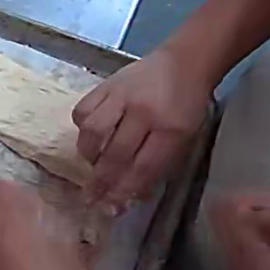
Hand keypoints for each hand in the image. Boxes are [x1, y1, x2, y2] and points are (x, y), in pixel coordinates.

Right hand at [73, 46, 212, 206]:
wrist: (184, 62)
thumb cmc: (187, 105)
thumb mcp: (184, 137)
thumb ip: (158, 165)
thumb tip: (130, 196)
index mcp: (172, 128)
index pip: (143, 167)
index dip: (125, 190)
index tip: (112, 207)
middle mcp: (144, 112)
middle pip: (115, 153)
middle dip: (102, 180)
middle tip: (93, 196)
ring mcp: (121, 96)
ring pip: (93, 131)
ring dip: (88, 154)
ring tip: (92, 162)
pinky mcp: (105, 85)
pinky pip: (83, 110)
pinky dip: (82, 128)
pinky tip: (89, 136)